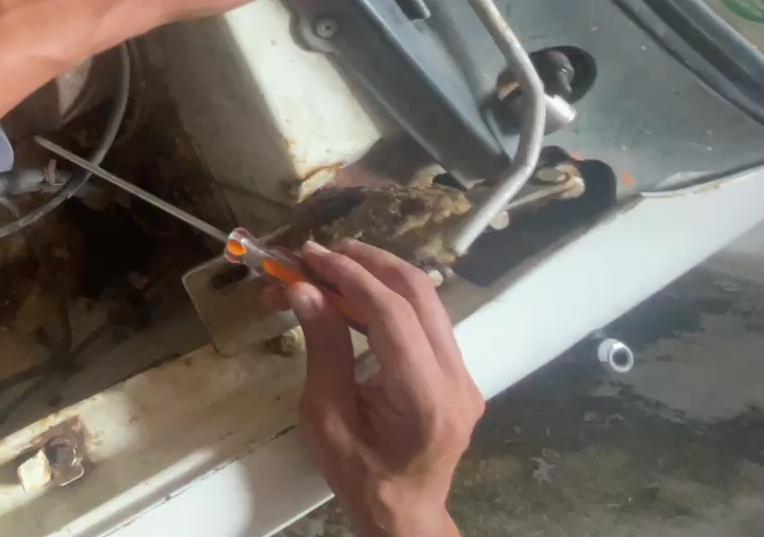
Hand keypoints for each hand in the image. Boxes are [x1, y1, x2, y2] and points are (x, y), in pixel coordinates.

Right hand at [274, 239, 481, 536]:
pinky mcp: (453, 373)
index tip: (305, 255)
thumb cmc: (356, 472)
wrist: (401, 514)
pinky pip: (421, 318)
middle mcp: (455, 380)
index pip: (392, 312)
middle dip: (365, 261)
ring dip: (372, 273)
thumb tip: (302, 288)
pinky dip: (381, 296)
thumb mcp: (325, 413)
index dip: (347, 274)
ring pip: (423, 299)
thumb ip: (322, 346)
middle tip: (316, 253)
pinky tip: (345, 297)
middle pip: (418, 292)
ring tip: (324, 270)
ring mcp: (461, 375)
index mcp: (424, 397)